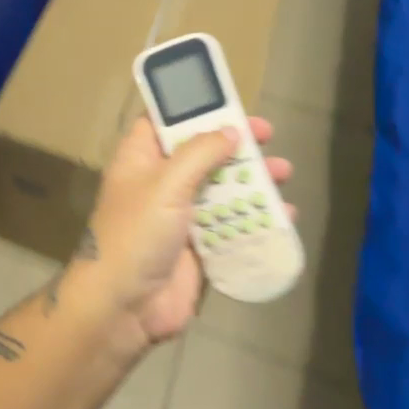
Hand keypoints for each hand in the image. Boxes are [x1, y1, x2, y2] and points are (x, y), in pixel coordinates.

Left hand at [70, 116, 295, 347]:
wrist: (124, 306)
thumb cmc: (137, 233)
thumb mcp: (166, 183)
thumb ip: (200, 153)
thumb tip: (231, 130)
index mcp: (141, 157)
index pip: (166, 121)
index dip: (195, 109)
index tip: (229, 101)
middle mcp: (161, 181)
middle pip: (202, 152)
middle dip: (235, 143)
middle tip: (267, 134)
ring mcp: (181, 215)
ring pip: (221, 187)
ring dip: (251, 179)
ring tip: (283, 171)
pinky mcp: (199, 247)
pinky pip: (231, 225)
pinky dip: (256, 217)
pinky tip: (284, 213)